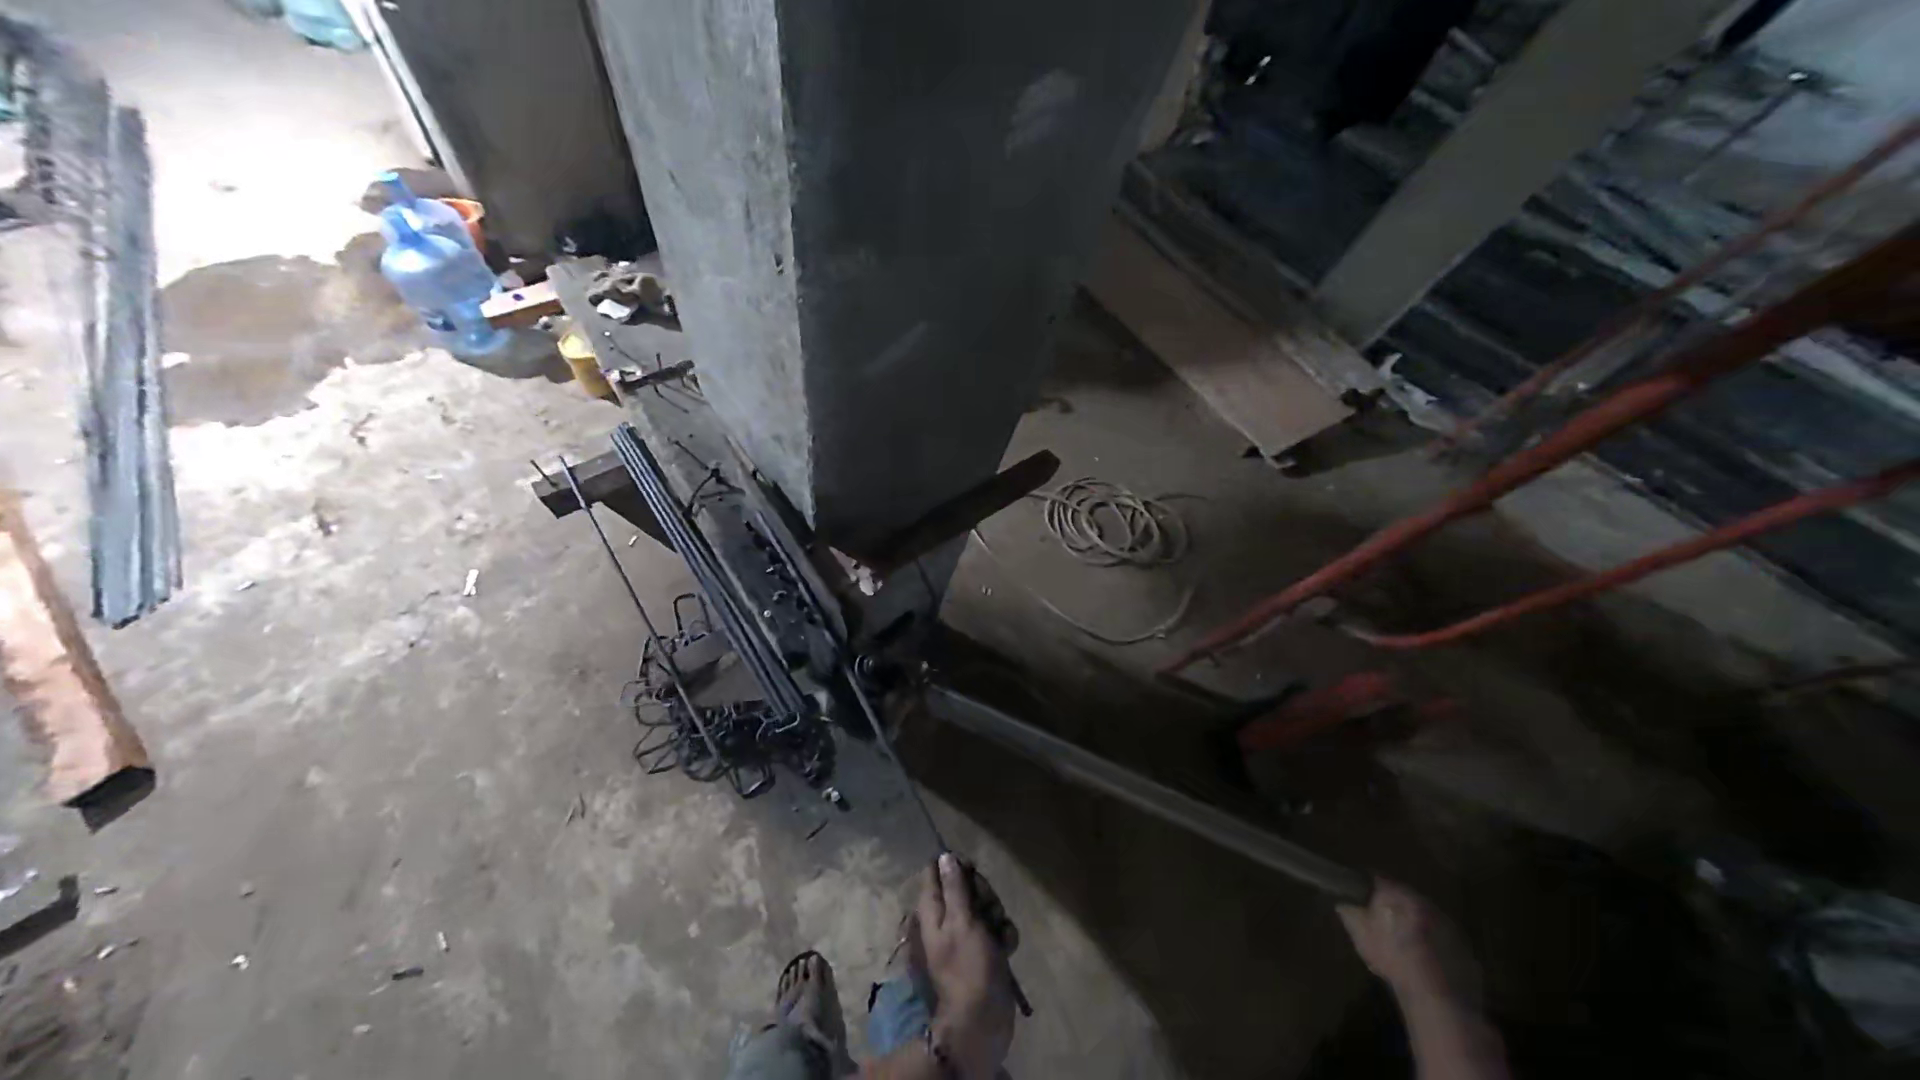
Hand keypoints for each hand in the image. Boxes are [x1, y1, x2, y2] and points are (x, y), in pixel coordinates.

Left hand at [910, 853, 1014, 1078]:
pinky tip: (1007, 948)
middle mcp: (946, 920)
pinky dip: (1003, 936)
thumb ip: (954, 888)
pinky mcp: (983, 952)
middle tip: (988, 911)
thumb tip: (944, 857)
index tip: (973, 874)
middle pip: (965, 887)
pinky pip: (995, 930)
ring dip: (996, 917)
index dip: (957, 867)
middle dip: (983, 895)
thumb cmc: (968, 968)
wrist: (981, 1022)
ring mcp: (965, 936)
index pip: (937, 871)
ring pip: (984, 908)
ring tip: (999, 937)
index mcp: (932, 911)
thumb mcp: (961, 922)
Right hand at [1336, 878, 1469, 1000]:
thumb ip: (1351, 914)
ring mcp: (1453, 930)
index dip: (1368, 888)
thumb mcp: (1362, 937)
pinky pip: (1444, 942)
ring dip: (1416, 926)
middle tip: (1382, 924)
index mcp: (1404, 897)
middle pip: (1407, 899)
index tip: (1361, 897)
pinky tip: (1424, 964)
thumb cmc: (1394, 961)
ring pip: (1427, 919)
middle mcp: (1431, 906)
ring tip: (1404, 945)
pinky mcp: (1468, 953)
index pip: (1381, 881)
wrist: (1439, 1002)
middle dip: (1395, 908)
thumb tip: (1345, 903)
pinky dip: (1434, 947)